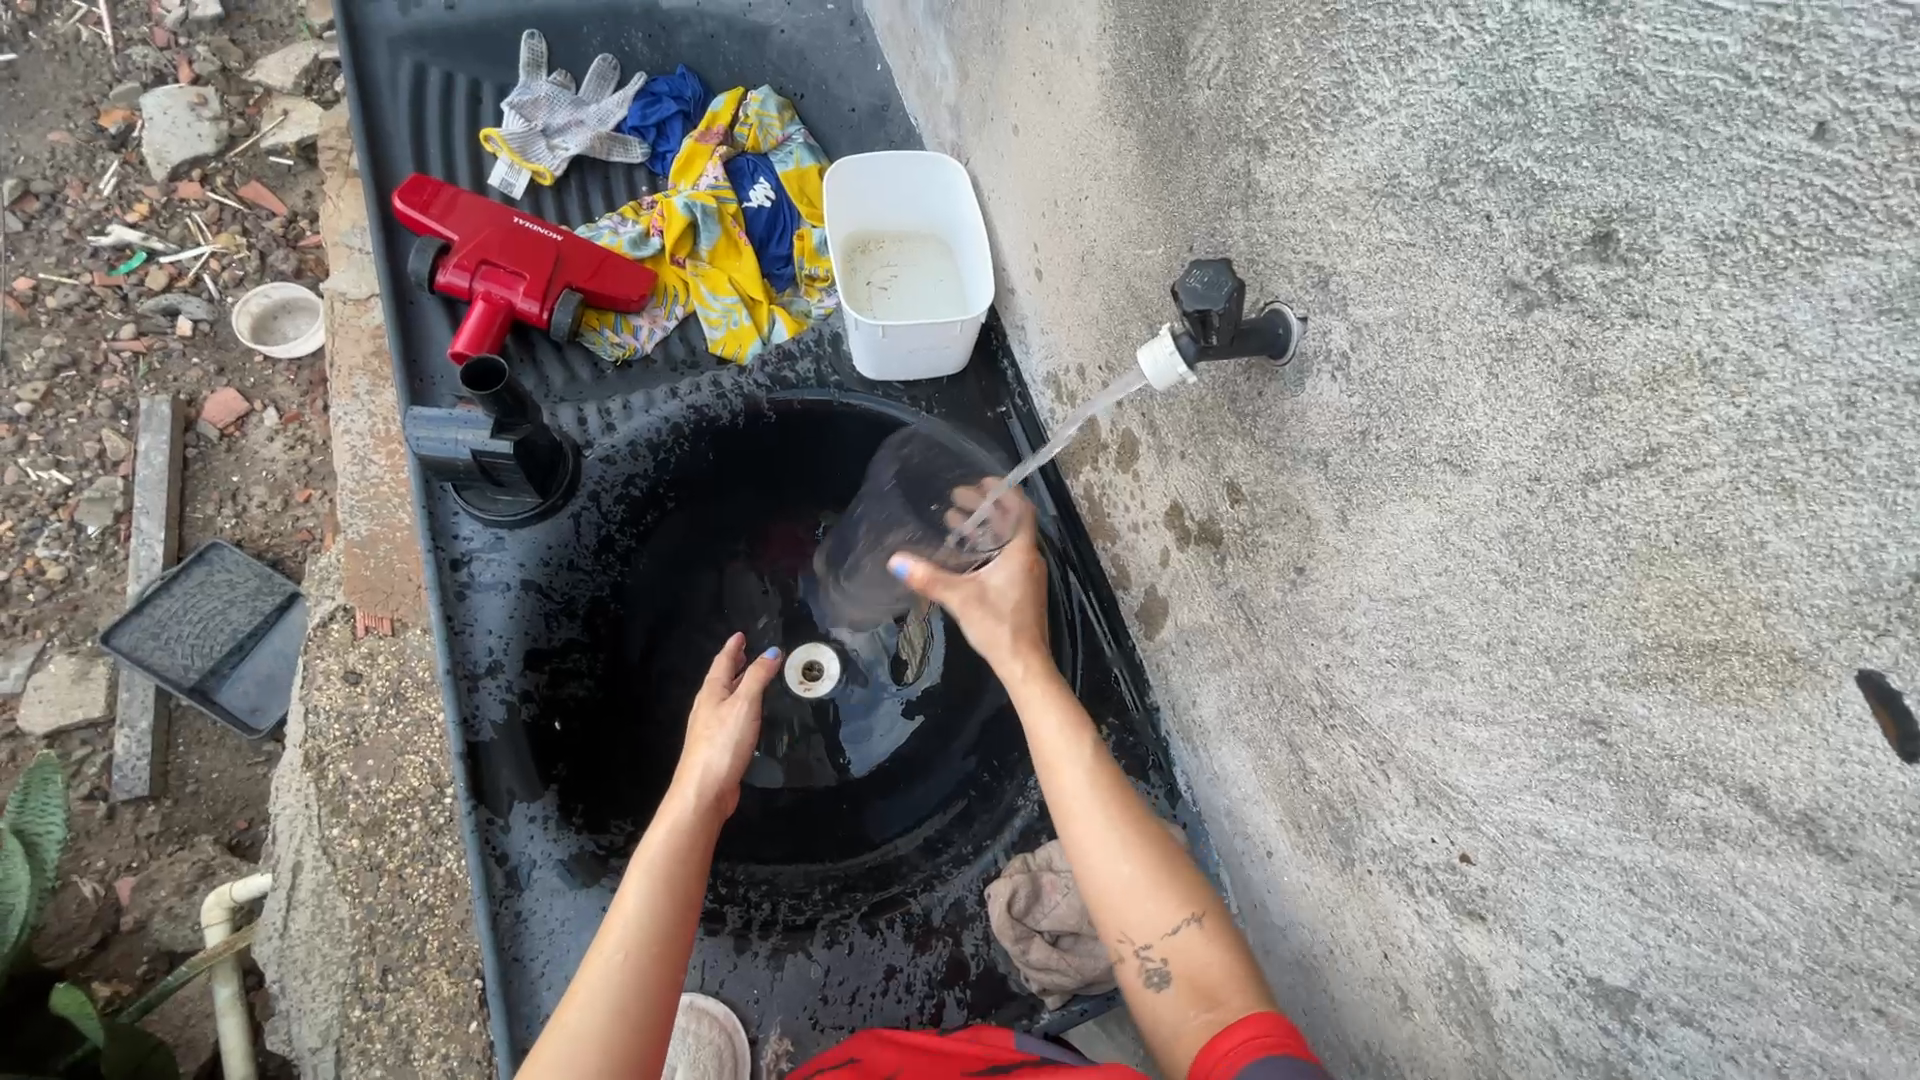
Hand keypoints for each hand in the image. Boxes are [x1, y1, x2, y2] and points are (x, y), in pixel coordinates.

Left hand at [670, 633, 780, 820]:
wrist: (704, 791)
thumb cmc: (723, 743)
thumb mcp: (744, 704)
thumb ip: (758, 677)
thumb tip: (772, 652)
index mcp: (712, 692)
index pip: (723, 662)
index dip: (733, 648)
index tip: (741, 635)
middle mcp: (708, 706)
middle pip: (722, 678)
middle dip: (735, 664)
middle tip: (747, 652)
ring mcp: (711, 727)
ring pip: (726, 697)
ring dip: (739, 684)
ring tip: (752, 677)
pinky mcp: (719, 745)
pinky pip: (731, 715)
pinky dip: (742, 705)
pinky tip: (750, 713)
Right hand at [889, 484, 1050, 678]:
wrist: (1025, 663)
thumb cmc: (998, 626)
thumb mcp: (960, 598)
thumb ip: (929, 578)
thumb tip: (895, 560)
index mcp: (1021, 552)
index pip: (1021, 509)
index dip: (1003, 491)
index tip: (982, 481)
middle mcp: (1028, 559)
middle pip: (1010, 522)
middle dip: (985, 507)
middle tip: (957, 497)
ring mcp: (1027, 575)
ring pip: (1007, 540)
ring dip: (984, 527)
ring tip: (954, 519)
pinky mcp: (1022, 590)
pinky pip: (1005, 556)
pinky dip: (987, 547)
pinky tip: (964, 552)